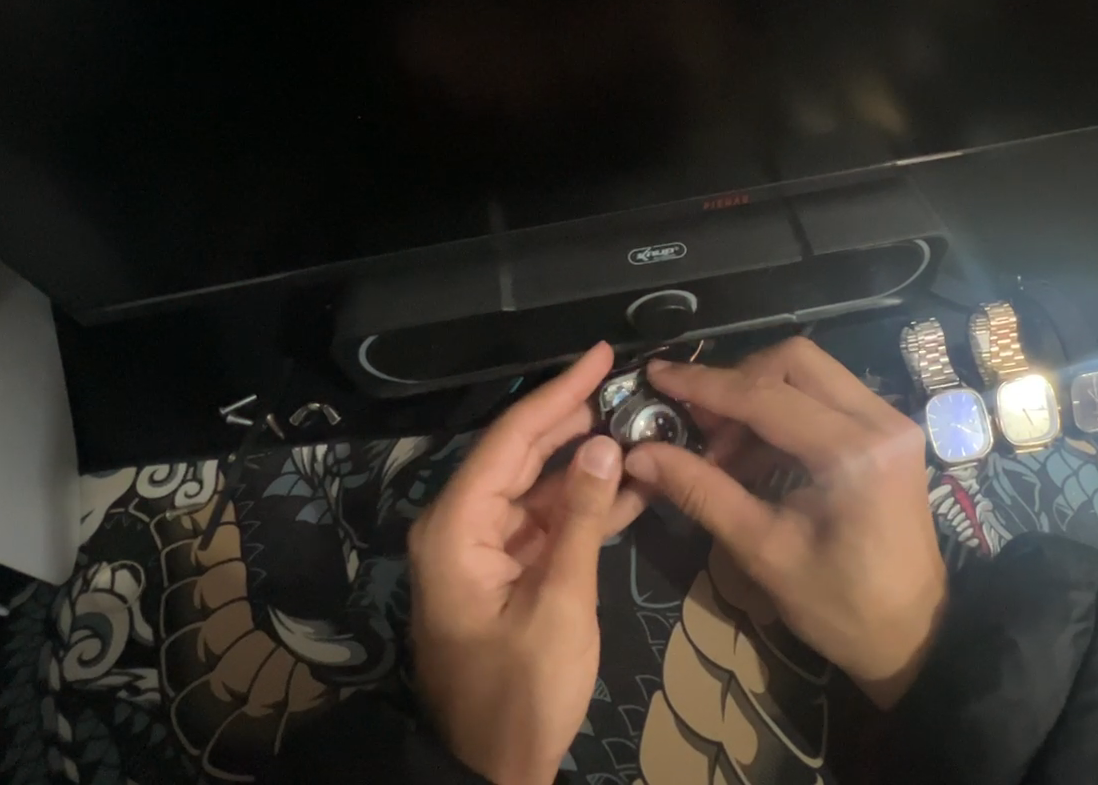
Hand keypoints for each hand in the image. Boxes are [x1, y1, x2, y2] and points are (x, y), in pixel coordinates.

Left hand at [410, 343, 645, 784]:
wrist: (495, 770)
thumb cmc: (521, 693)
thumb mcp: (561, 603)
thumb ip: (584, 519)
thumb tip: (606, 445)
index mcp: (459, 525)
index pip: (512, 438)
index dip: (559, 392)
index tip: (599, 355)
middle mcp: (465, 522)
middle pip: (525, 451)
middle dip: (576, 417)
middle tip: (627, 386)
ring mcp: (488, 544)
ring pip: (542, 481)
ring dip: (589, 460)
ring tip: (639, 427)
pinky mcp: (510, 565)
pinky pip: (550, 518)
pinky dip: (588, 502)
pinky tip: (632, 482)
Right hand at [622, 337, 946, 708]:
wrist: (916, 636)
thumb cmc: (843, 608)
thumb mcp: (765, 553)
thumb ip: (703, 493)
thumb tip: (640, 455)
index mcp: (855, 450)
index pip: (766, 396)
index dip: (704, 386)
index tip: (656, 375)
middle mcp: (879, 418)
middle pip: (793, 361)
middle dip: (736, 383)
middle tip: (697, 425)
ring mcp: (888, 419)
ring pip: (808, 372)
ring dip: (756, 398)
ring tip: (720, 451)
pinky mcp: (885, 429)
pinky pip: (822, 396)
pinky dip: (780, 414)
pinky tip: (751, 457)